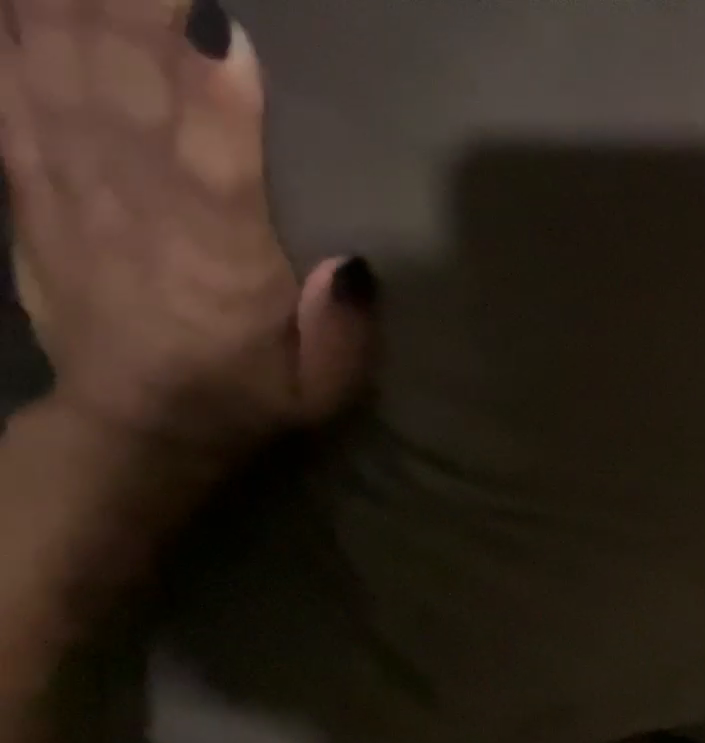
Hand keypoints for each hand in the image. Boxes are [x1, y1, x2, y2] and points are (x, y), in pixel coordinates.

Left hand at [0, 0, 373, 458]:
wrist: (138, 420)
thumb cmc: (252, 395)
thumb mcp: (325, 389)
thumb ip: (342, 331)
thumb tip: (353, 265)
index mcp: (219, 272)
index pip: (213, 171)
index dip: (215, 99)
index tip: (220, 26)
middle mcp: (138, 221)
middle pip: (130, 104)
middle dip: (136, 19)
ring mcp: (72, 199)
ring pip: (62, 84)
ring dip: (73, 12)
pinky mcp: (33, 190)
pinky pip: (9, 100)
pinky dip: (11, 42)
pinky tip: (24, 0)